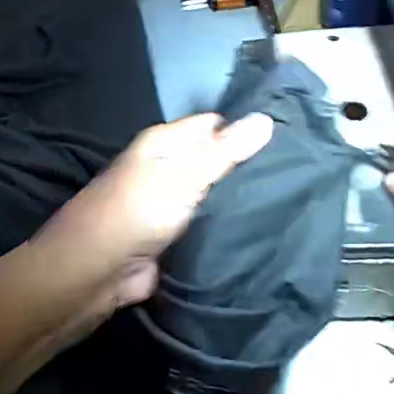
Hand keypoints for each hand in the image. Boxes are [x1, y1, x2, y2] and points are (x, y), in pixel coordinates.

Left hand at [31, 112, 274, 329]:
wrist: (96, 275)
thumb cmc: (137, 213)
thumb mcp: (184, 175)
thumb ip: (226, 151)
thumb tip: (266, 118)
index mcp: (165, 143)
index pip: (216, 124)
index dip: (247, 129)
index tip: (287, 139)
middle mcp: (169, 167)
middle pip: (218, 160)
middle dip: (250, 167)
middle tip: (296, 172)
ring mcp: (173, 204)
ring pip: (217, 194)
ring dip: (242, 199)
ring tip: (291, 198)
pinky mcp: (178, 236)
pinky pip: (211, 224)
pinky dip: (230, 226)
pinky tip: (264, 227)